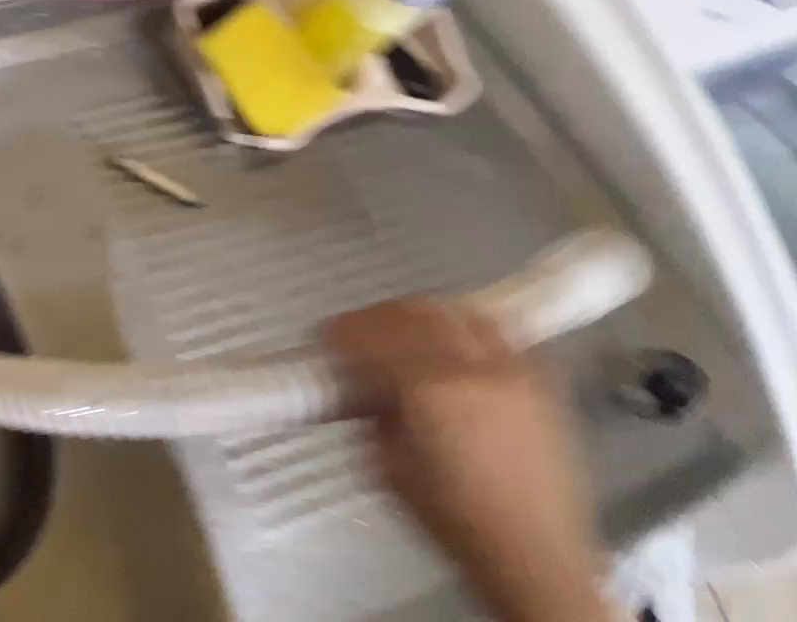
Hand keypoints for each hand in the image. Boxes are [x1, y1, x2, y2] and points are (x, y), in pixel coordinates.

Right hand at [326, 299, 612, 621]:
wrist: (535, 555)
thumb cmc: (449, 515)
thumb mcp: (385, 464)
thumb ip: (373, 412)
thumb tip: (366, 384)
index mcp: (425, 389)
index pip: (371, 335)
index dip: (341, 329)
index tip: (324, 335)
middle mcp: (470, 369)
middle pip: (413, 312)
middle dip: (377, 315)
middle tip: (359, 331)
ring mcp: (512, 375)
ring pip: (460, 314)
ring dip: (425, 315)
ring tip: (408, 331)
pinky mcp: (542, 387)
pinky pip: (504, 337)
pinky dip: (473, 329)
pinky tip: (458, 345)